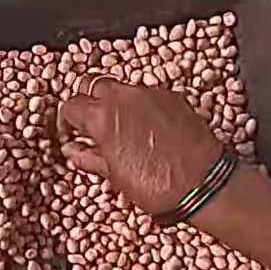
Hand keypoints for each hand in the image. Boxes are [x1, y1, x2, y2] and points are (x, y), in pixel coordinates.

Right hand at [57, 77, 225, 213]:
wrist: (203, 184)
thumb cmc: (158, 185)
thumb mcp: (114, 174)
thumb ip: (89, 156)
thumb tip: (73, 150)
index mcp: (101, 116)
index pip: (71, 106)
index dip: (67, 121)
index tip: (72, 134)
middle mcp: (123, 97)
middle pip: (92, 84)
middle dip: (88, 102)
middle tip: (91, 125)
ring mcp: (149, 94)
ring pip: (121, 87)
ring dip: (114, 102)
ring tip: (119, 128)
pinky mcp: (172, 96)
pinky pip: (147, 94)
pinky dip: (140, 106)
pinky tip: (145, 128)